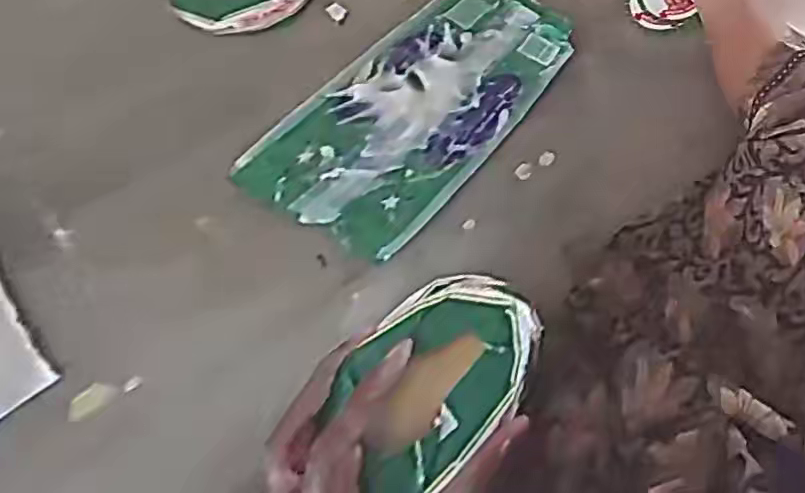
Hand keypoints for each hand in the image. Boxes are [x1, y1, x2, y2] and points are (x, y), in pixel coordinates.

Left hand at [267, 338, 528, 492]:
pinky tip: (339, 390)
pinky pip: (289, 452)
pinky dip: (310, 417)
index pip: (337, 441)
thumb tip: (517, 423)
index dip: (366, 393)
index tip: (403, 350)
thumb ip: (474, 473)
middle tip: (369, 337)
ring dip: (313, 394)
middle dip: (327, 382)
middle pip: (291, 438)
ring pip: (281, 443)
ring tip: (350, 351)